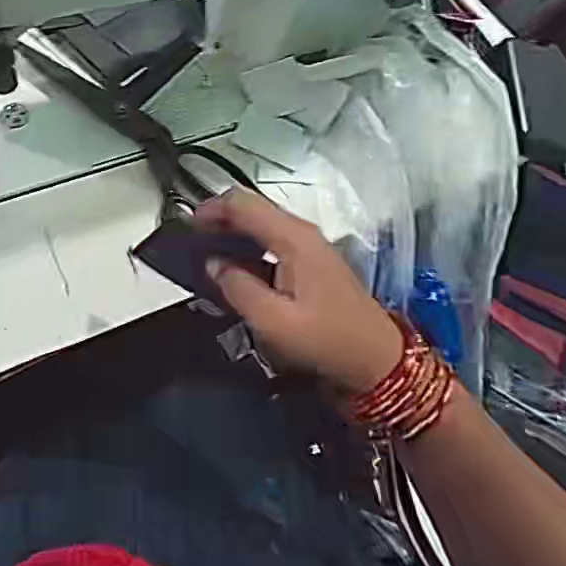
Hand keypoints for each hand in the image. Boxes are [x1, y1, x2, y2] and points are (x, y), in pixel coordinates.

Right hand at [194, 190, 403, 392]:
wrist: (378, 361)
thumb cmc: (328, 340)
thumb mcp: (275, 321)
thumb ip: (238, 288)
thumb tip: (213, 265)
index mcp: (293, 238)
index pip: (243, 204)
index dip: (211, 209)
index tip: (187, 226)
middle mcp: (301, 232)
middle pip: (252, 207)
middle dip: (218, 217)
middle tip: (192, 238)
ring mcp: (308, 244)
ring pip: (260, 221)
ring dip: (231, 229)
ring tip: (206, 249)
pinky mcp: (310, 259)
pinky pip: (270, 237)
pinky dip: (246, 242)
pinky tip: (234, 263)